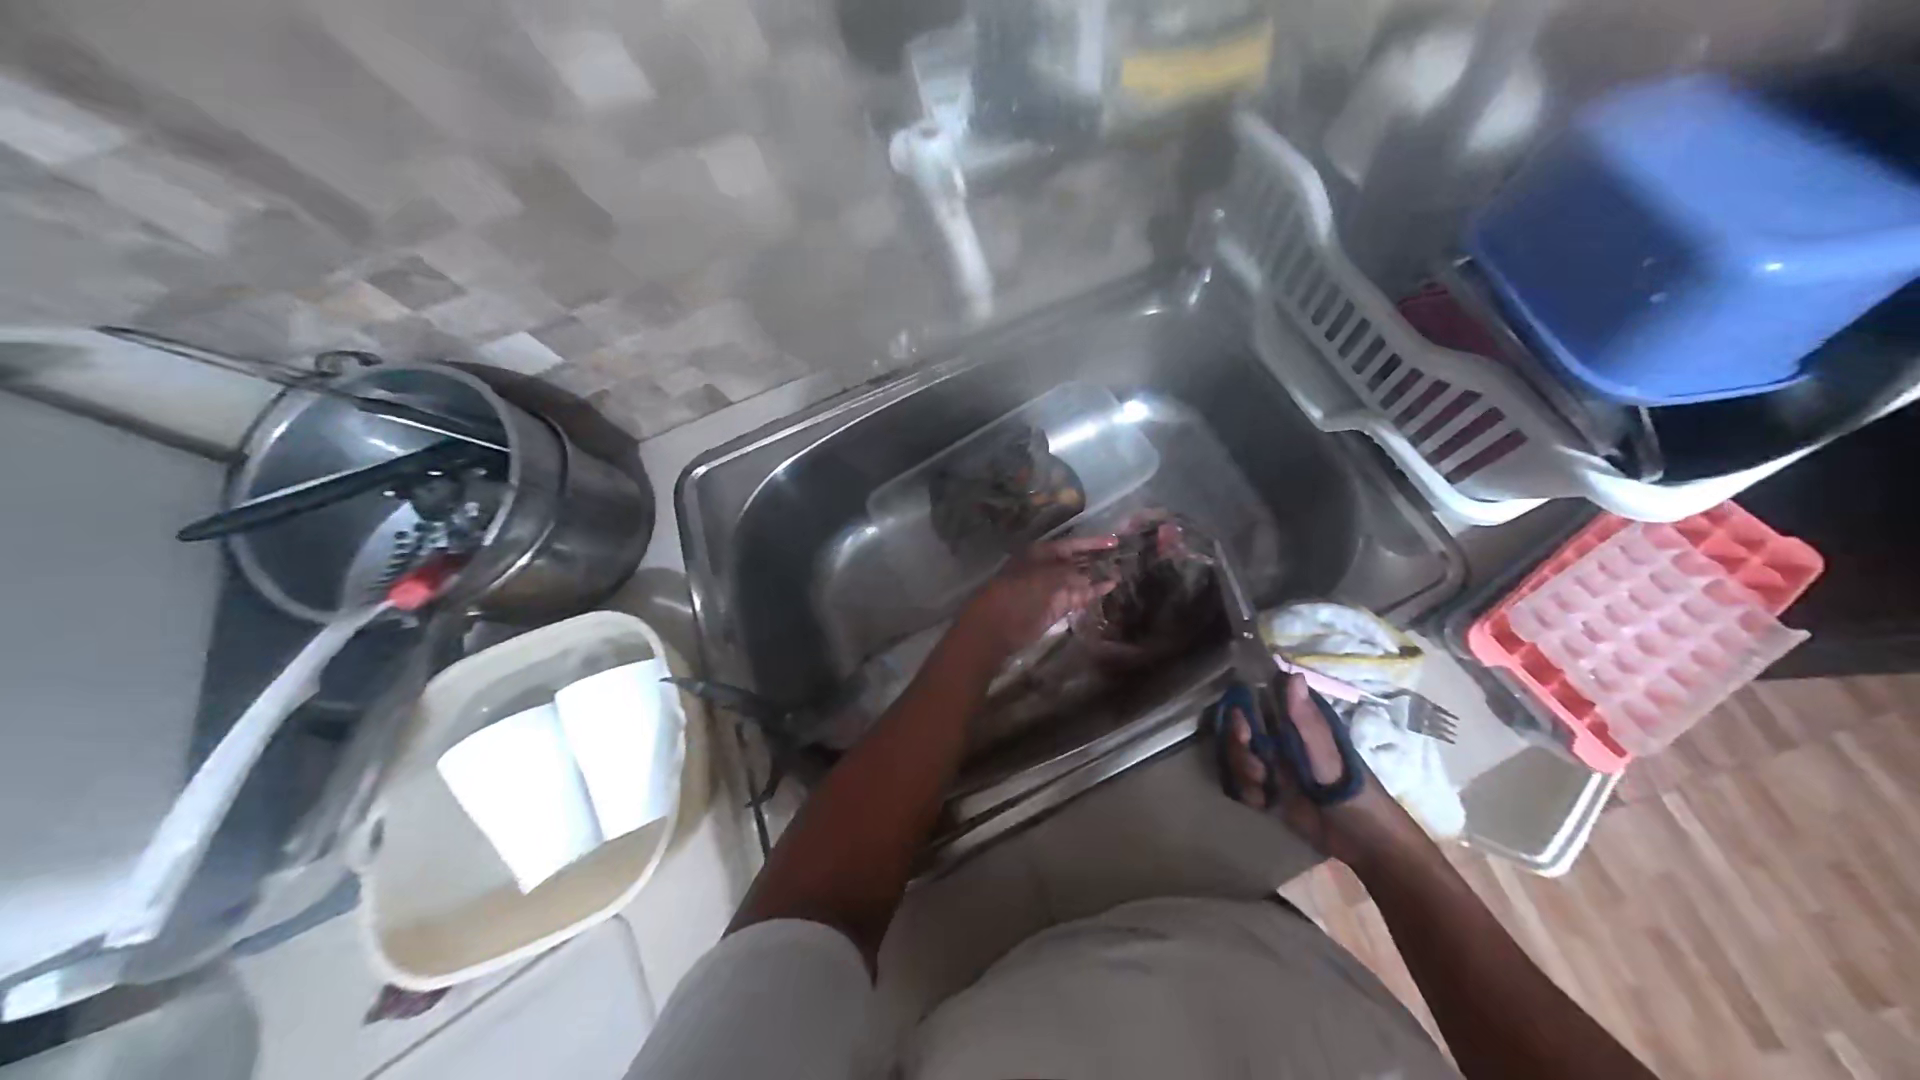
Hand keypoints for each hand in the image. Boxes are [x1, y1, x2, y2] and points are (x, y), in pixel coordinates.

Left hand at [954, 536, 1118, 659]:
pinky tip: (1110, 587)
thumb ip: (1070, 573)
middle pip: (1076, 560)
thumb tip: (1090, 576)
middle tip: (1123, 556)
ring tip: (1122, 571)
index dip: (1092, 543)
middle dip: (1098, 559)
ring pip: (1079, 579)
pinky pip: (1078, 596)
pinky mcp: (1056, 607)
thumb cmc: (1017, 594)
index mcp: (1040, 553)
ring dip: (1098, 576)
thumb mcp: (1045, 577)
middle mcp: (1047, 568)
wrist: (996, 626)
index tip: (1115, 540)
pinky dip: (1093, 591)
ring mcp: (1051, 588)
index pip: (1071, 544)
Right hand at [1223, 674, 1427, 870]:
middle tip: (1257, 767)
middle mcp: (1282, 741)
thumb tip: (1293, 674)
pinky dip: (1248, 794)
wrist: (1365, 846)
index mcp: (1298, 725)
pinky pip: (1243, 785)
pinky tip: (1264, 804)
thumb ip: (1306, 721)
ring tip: (1264, 789)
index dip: (1243, 708)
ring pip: (1240, 758)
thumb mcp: (1328, 757)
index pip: (1260, 702)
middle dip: (1240, 749)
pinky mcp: (1270, 793)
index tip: (1240, 722)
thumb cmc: (1352, 792)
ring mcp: (1275, 767)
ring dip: (1244, 774)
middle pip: (1242, 732)